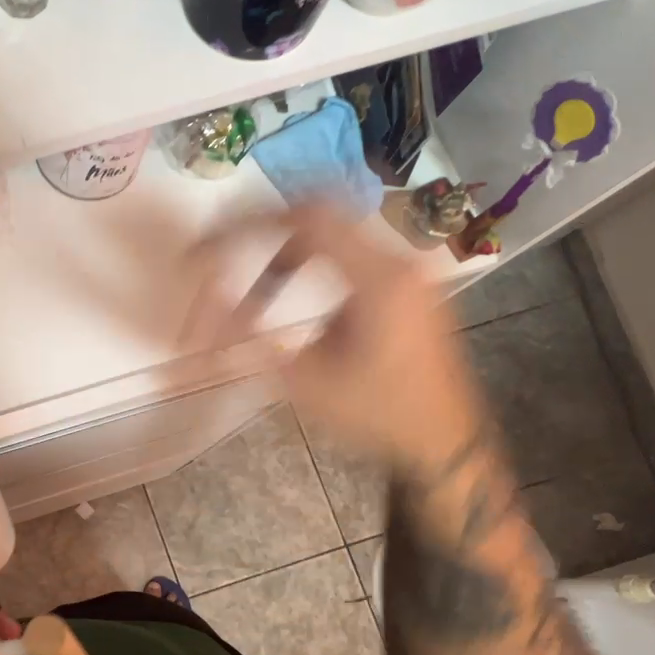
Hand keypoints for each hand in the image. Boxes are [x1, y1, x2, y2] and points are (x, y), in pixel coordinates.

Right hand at [230, 202, 484, 473]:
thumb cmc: (378, 417)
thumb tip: (209, 306)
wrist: (445, 439)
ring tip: (254, 288)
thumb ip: (255, 339)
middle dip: (263, 232)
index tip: (211, 247)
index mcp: (378, 279)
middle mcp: (397, 260)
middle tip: (224, 256)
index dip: (250, 224)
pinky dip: (308, 262)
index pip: (308, 219)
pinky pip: (348, 251)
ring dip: (285, 251)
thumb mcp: (307, 384)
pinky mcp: (405, 284)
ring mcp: (405, 270)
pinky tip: (287, 295)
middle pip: (319, 215)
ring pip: (333, 232)